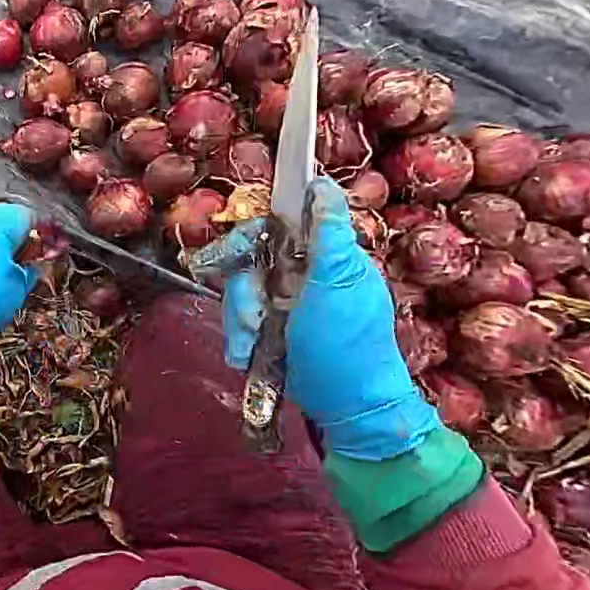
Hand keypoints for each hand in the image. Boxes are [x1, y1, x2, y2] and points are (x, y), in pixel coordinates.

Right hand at [215, 178, 438, 460]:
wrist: (348, 407)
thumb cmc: (347, 343)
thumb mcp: (340, 283)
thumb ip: (329, 232)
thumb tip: (321, 182)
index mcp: (325, 253)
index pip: (280, 220)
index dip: (255, 233)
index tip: (242, 252)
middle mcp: (304, 269)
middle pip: (251, 257)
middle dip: (244, 290)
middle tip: (252, 320)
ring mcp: (287, 297)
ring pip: (241, 288)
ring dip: (240, 319)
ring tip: (251, 345)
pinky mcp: (273, 323)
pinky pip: (242, 315)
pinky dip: (241, 336)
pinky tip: (249, 354)